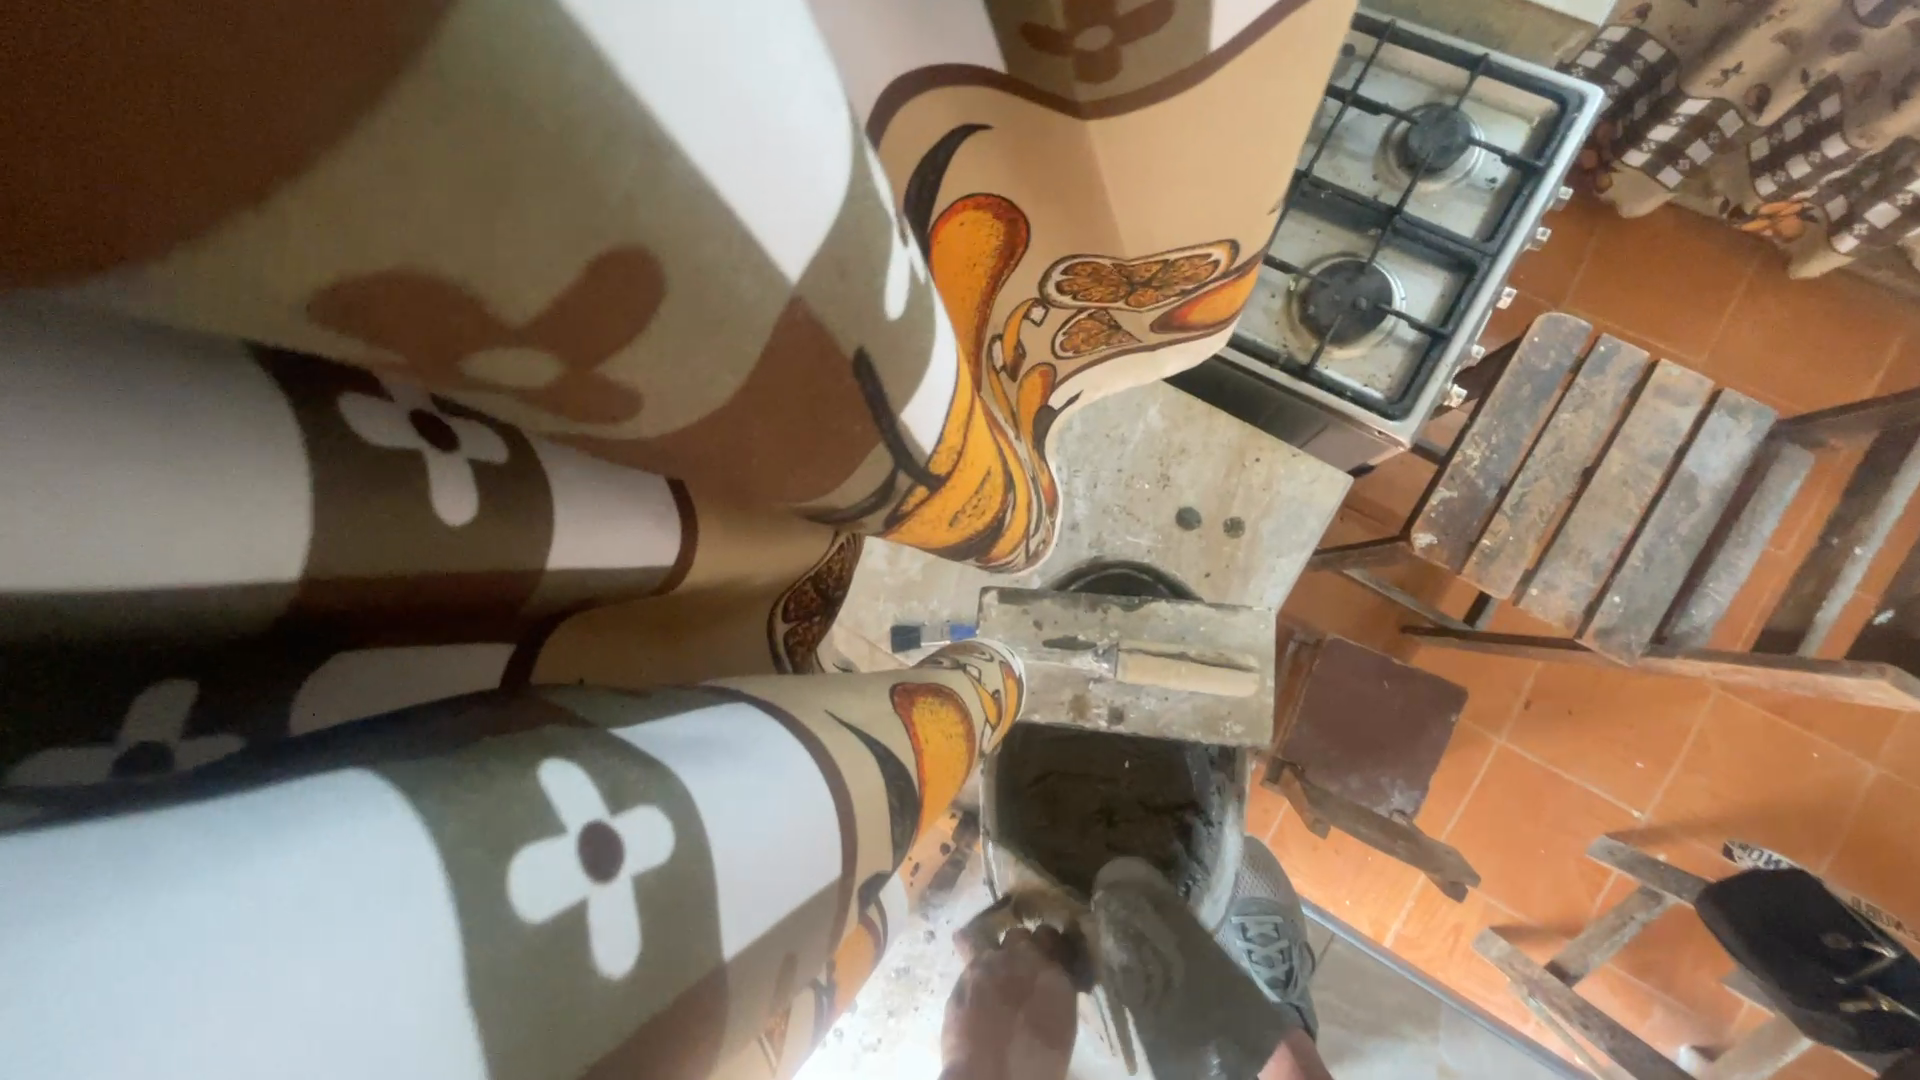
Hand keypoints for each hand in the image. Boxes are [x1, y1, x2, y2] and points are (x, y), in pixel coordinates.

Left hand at [940, 925, 1079, 1079]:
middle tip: (1023, 967)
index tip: (1051, 958)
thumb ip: (1056, 997)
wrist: (991, 1073)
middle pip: (1027, 935)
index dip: (1052, 948)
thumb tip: (1049, 989)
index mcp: (1057, 974)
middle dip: (1026, 947)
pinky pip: (969, 949)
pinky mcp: (967, 970)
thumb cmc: (1035, 1064)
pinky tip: (974, 981)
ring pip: (999, 936)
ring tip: (996, 969)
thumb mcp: (1061, 1029)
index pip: (1057, 941)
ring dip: (1000, 950)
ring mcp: (994, 960)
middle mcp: (1026, 958)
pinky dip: (974, 962)